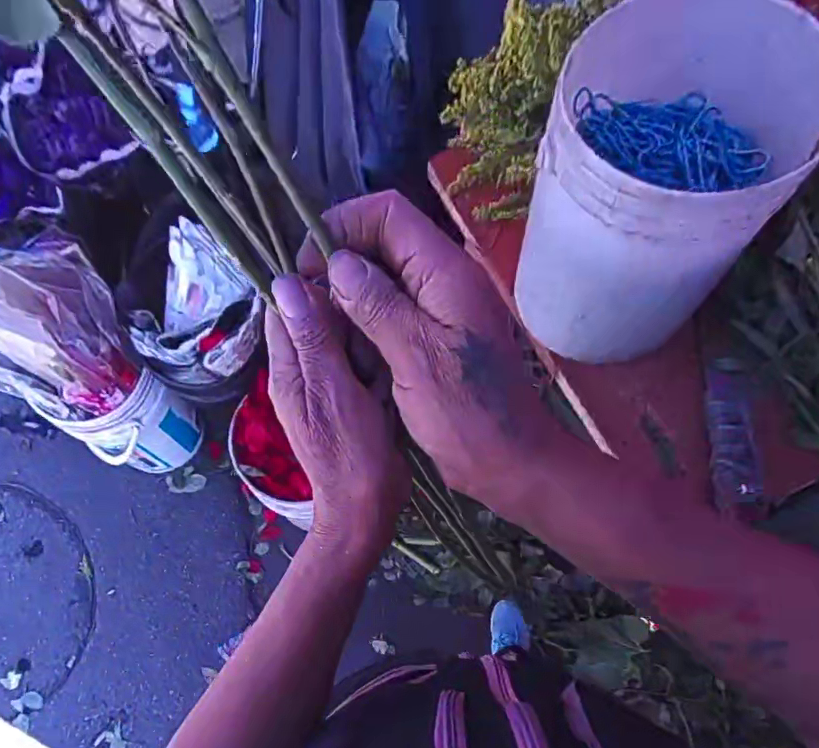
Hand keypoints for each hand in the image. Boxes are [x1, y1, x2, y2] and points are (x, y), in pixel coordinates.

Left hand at [264, 274, 409, 559]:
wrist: (368, 506)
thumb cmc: (350, 453)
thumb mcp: (334, 391)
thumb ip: (314, 340)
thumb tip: (285, 282)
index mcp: (288, 368)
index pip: (288, 306)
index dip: (315, 288)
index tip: (350, 286)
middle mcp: (305, 373)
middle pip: (323, 323)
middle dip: (351, 328)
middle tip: (370, 354)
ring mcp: (331, 388)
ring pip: (350, 346)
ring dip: (369, 352)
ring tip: (379, 379)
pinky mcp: (355, 402)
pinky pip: (366, 371)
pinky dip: (379, 374)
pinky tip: (388, 390)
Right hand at [300, 192, 577, 517]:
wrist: (510, 462)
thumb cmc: (468, 416)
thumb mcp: (417, 358)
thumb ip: (377, 305)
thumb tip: (337, 262)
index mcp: (448, 273)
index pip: (388, 213)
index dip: (341, 226)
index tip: (309, 267)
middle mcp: (447, 282)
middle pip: (385, 242)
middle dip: (341, 261)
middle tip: (309, 301)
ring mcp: (444, 311)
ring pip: (387, 279)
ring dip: (352, 295)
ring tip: (324, 324)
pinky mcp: (439, 339)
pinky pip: (397, 312)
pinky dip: (369, 320)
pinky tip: (349, 344)